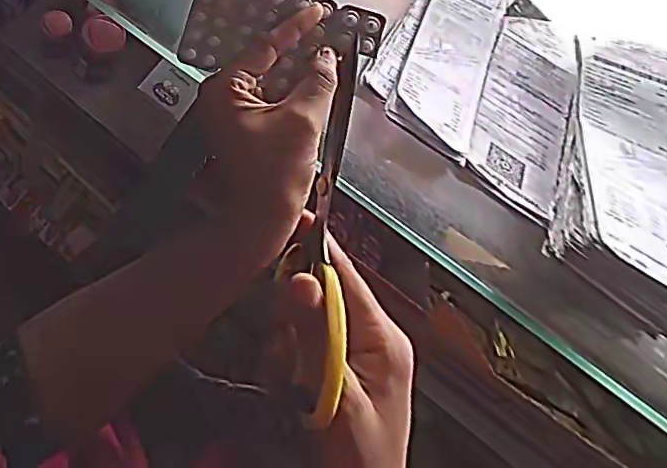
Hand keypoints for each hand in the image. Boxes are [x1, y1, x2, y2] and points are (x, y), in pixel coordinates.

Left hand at [194, 2, 337, 246]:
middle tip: (323, 27)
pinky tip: (314, 80)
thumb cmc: (274, 177)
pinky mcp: (244, 126)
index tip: (316, 11)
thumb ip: (316, 82)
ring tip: (323, 51)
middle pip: (265, 60)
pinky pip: (271, 97)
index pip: (264, 47)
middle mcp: (222, 96)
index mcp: (225, 90)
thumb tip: (326, 56)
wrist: (260, 224)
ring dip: (297, 68)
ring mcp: (232, 112)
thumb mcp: (302, 122)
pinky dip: (293, 88)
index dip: (295, 27)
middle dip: (296, 46)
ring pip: (270, 79)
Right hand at [277, 234, 414, 467]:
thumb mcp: (335, 398)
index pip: (344, 271)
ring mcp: (351, 350)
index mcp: (383, 335)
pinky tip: (290, 389)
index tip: (285, 222)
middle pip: (318, 291)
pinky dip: (286, 360)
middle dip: (292, 315)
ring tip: (291, 383)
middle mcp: (370, 334)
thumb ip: (316, 336)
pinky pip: (299, 342)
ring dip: (286, 345)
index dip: (314, 244)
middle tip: (284, 348)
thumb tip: (300, 277)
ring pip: (302, 317)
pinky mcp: (334, 366)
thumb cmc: (358, 461)